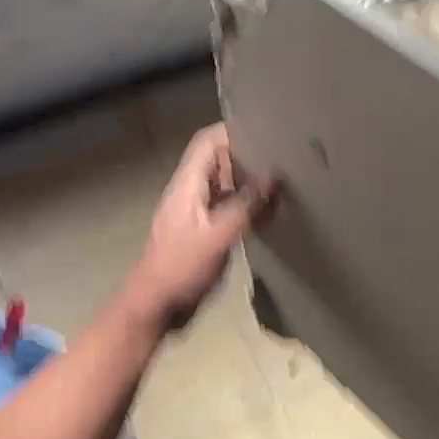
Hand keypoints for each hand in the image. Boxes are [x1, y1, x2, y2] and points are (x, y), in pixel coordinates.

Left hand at [120, 124, 272, 330]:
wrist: (154, 306)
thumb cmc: (180, 269)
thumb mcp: (218, 238)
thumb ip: (246, 206)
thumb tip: (274, 177)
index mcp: (186, 185)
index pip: (207, 142)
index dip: (233, 131)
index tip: (268, 132)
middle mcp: (189, 192)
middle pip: (217, 160)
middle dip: (247, 155)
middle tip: (285, 157)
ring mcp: (194, 212)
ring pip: (223, 185)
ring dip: (248, 182)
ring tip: (284, 180)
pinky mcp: (200, 232)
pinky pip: (225, 207)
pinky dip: (245, 205)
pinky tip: (269, 212)